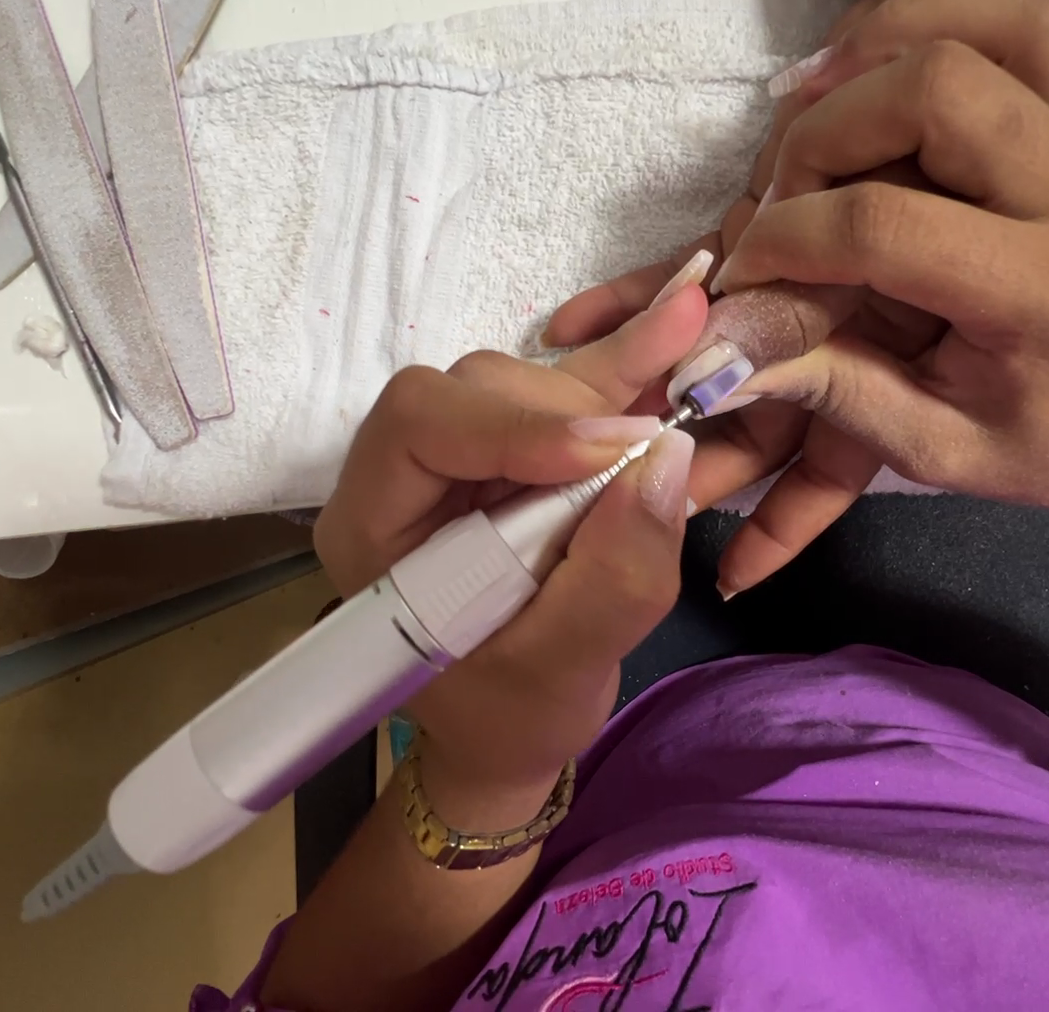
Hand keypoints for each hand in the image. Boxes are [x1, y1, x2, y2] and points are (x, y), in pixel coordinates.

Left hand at [313, 273, 706, 812]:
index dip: (513, 425)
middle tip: (643, 453)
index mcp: (374, 526)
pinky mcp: (512, 451)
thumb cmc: (514, 714)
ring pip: (524, 382)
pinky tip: (674, 321)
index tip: (607, 452)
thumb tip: (662, 460)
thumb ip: (612, 578)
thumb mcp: (565, 670)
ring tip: (661, 417)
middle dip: (565, 414)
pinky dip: (619, 369)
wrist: (512, 727)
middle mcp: (404, 473)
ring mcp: (461, 456)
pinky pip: (563, 394)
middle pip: (474, 391)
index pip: (419, 424)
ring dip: (599, 396)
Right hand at [715, 0, 1048, 526]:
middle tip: (783, 190)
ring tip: (822, 89)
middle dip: (827, 132)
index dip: (788, 240)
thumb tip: (725, 350)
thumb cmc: (1036, 451)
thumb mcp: (928, 449)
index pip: (884, 226)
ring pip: (1014, 20)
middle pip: (939, 91)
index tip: (742, 274)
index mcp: (1042, 295)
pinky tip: (912, 20)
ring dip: (896, 35)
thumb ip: (831, 392)